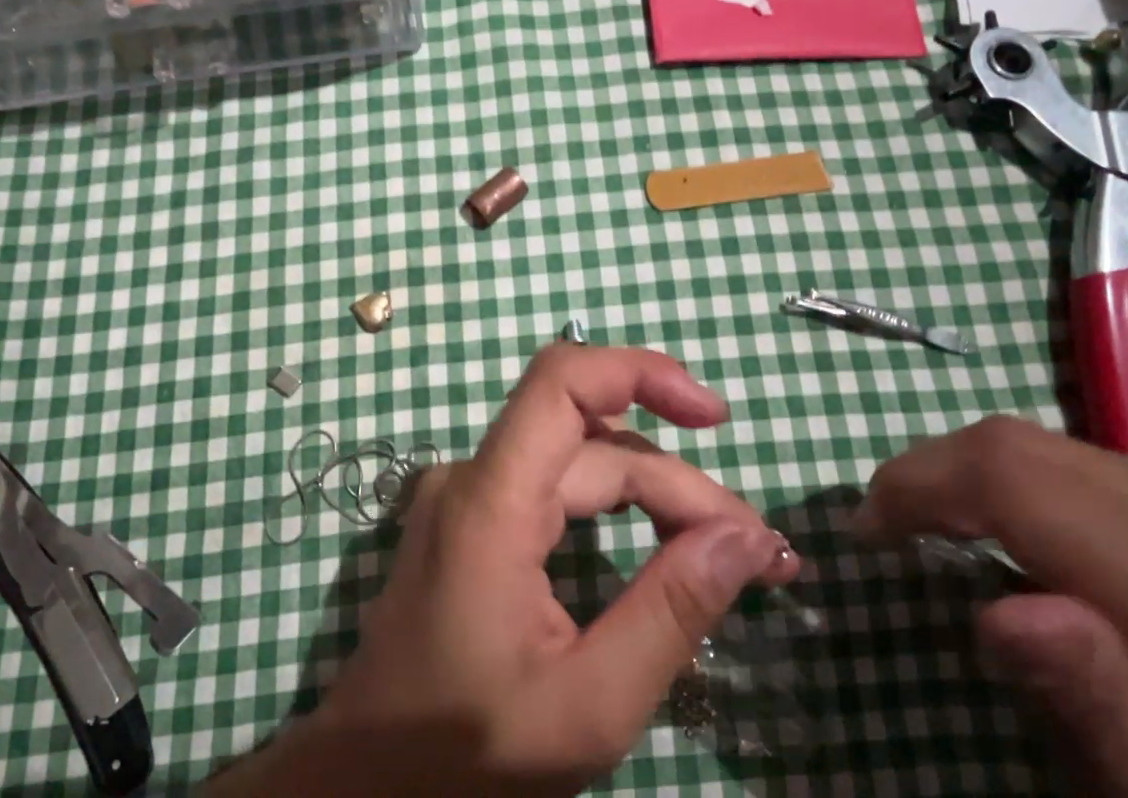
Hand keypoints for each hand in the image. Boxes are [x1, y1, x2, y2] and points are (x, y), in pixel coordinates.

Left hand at [208, 344, 799, 796]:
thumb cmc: (467, 750)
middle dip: (682, 487)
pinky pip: (553, 494)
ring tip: (729, 553)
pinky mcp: (471, 527)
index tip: (716, 415)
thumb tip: (746, 537)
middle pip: (594, 444)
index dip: (640, 372)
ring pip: (579, 468)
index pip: (561, 383)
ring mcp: (466, 501)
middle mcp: (472, 482)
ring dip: (656, 499)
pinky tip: (664, 548)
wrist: (367, 781)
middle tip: (759, 556)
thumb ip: (670, 612)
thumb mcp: (588, 702)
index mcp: (489, 505)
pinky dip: (617, 514)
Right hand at [855, 416, 1127, 797]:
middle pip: (1031, 447)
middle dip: (932, 471)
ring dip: (974, 475)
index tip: (865, 531)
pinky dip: (1027, 485)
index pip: (1022, 481)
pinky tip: (1014, 539)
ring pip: (1059, 446)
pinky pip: (1099, 470)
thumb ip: (1099, 713)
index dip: (921, 484)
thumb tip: (1002, 608)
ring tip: (932, 529)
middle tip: (883, 527)